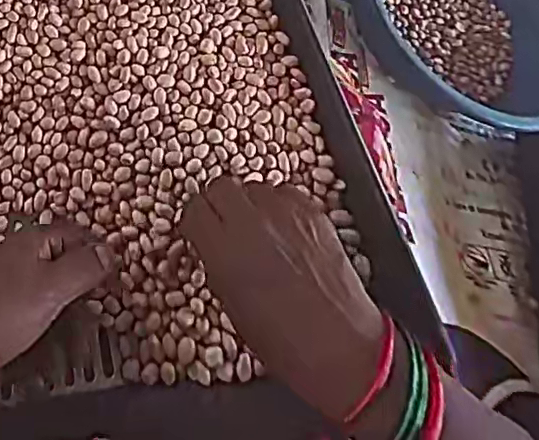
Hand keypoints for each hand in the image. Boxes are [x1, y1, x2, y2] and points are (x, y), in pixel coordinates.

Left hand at [0, 222, 110, 390]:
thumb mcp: (48, 289)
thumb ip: (81, 268)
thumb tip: (109, 250)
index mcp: (31, 240)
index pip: (75, 232)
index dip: (99, 248)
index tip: (120, 271)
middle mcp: (17, 253)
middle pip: (60, 253)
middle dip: (85, 270)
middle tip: (109, 296)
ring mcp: (3, 280)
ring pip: (45, 279)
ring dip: (66, 293)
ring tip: (87, 316)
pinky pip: (30, 302)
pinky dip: (47, 312)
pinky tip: (51, 330)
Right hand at [181, 177, 387, 421]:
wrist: (345, 351)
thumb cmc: (286, 343)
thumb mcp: (232, 305)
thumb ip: (215, 261)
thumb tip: (208, 240)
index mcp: (223, 250)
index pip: (194, 208)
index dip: (196, 219)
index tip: (201, 228)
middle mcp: (250, 224)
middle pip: (219, 187)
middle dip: (219, 203)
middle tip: (225, 221)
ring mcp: (284, 214)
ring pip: (252, 187)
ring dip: (250, 203)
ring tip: (259, 228)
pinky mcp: (312, 213)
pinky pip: (285, 193)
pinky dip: (280, 206)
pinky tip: (285, 229)